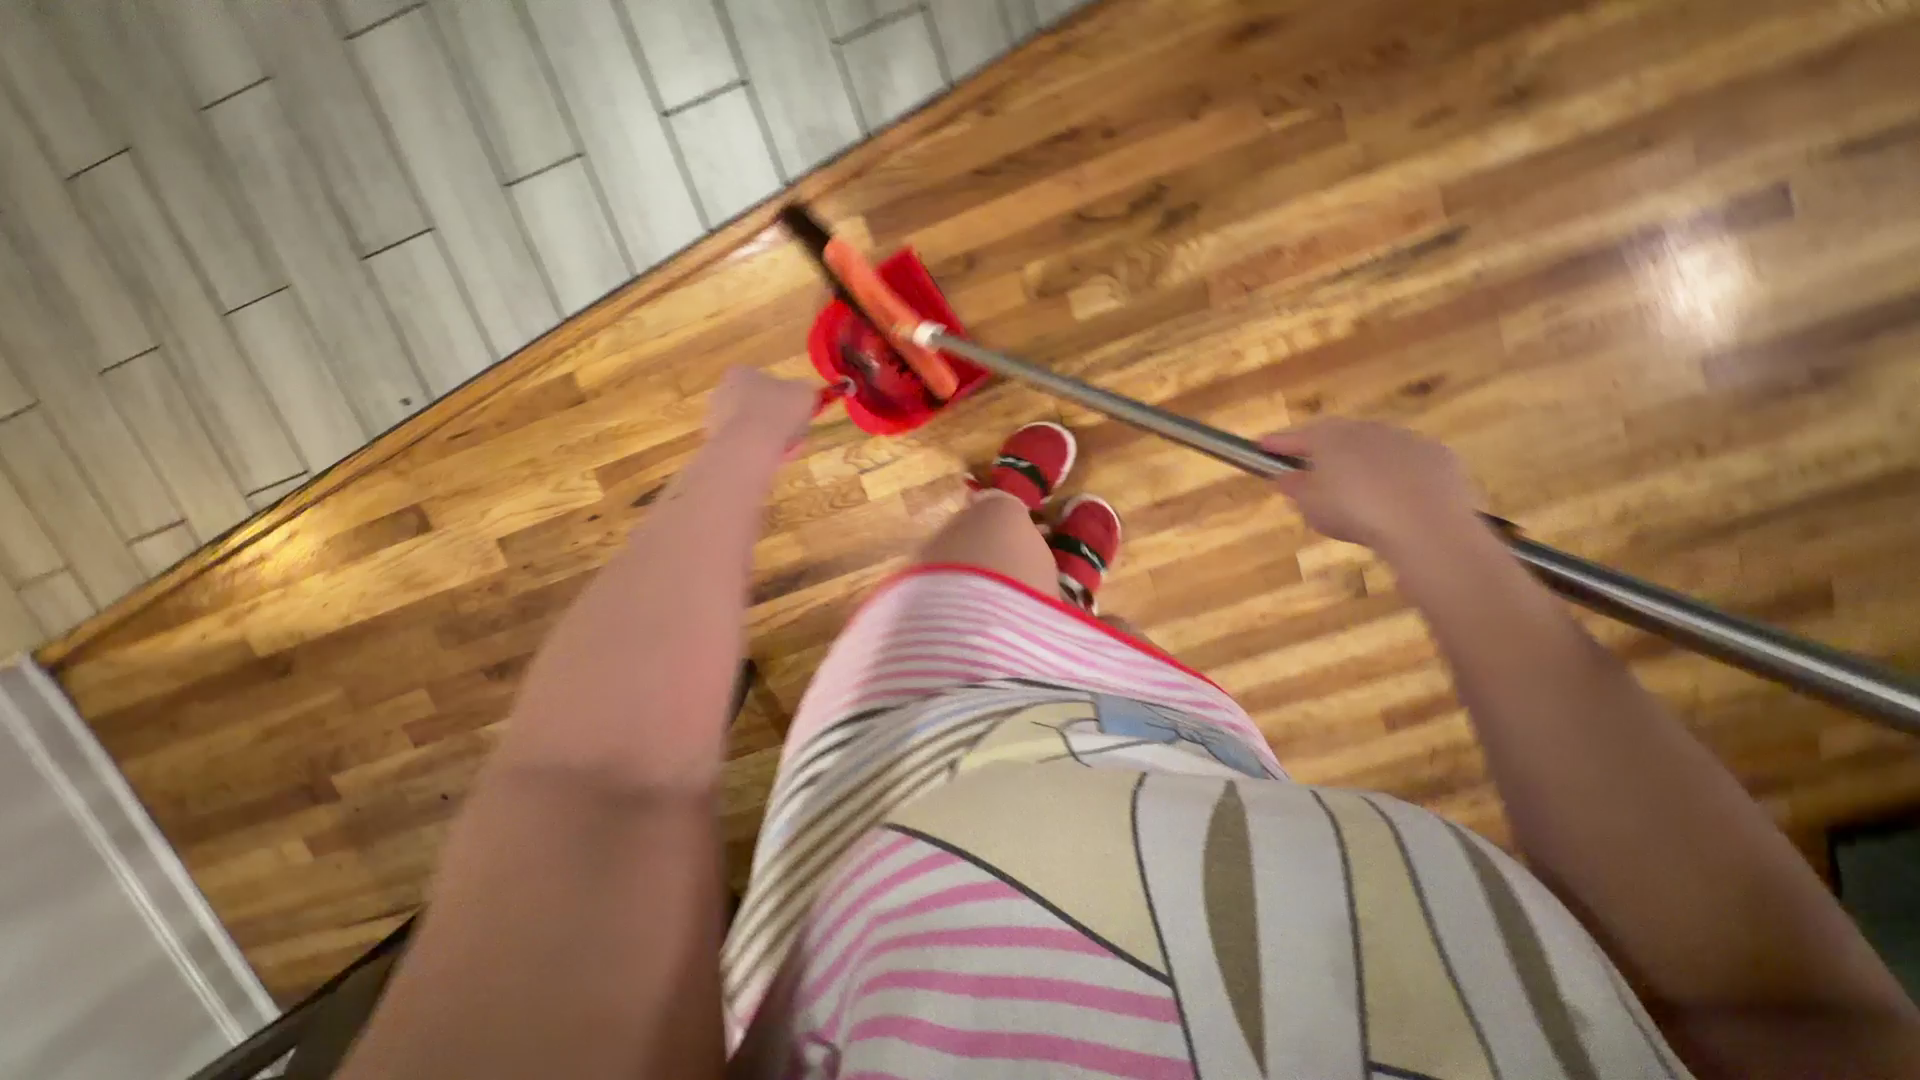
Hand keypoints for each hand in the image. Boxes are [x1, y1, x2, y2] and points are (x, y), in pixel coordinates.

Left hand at [705, 368, 818, 453]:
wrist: (750, 446)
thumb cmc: (777, 410)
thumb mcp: (805, 393)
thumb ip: (808, 391)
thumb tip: (808, 395)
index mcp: (741, 373)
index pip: (768, 382)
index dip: (789, 397)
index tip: (801, 411)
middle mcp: (724, 392)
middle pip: (762, 406)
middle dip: (782, 421)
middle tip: (799, 433)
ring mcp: (718, 419)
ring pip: (757, 428)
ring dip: (776, 438)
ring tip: (791, 449)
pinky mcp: (719, 443)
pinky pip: (749, 445)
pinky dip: (764, 452)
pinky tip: (777, 458)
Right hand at [1260, 419, 1486, 555]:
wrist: (1426, 524)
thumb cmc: (1356, 514)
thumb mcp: (1313, 508)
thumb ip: (1296, 489)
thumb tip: (1286, 477)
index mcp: (1330, 437)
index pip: (1296, 436)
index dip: (1277, 443)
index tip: (1261, 446)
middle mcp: (1366, 428)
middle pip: (1338, 435)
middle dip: (1324, 449)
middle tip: (1313, 469)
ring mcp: (1406, 438)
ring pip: (1375, 446)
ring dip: (1363, 460)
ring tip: (1358, 488)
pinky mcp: (1437, 454)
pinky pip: (1408, 460)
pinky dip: (1398, 472)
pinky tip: (1398, 497)